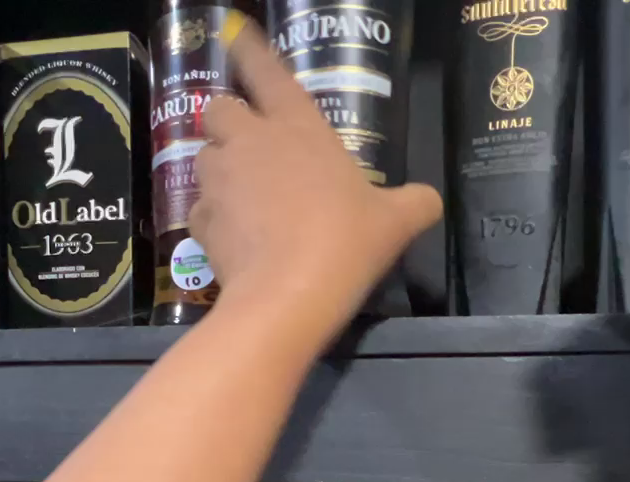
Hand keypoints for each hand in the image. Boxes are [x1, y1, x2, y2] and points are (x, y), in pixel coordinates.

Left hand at [189, 20, 441, 327]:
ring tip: (239, 197)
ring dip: (218, 170)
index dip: (250, 52)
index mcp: (298, 125)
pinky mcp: (201, 221)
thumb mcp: (395, 223)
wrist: (289, 295)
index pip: (266, 69)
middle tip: (247, 147)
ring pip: (203, 157)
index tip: (237, 38)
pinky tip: (230, 238)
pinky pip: (198, 209)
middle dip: (227, 121)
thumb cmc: (345, 244)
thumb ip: (414, 203)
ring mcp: (221, 180)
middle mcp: (251, 141)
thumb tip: (430, 202)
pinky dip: (211, 219)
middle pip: (217, 107)